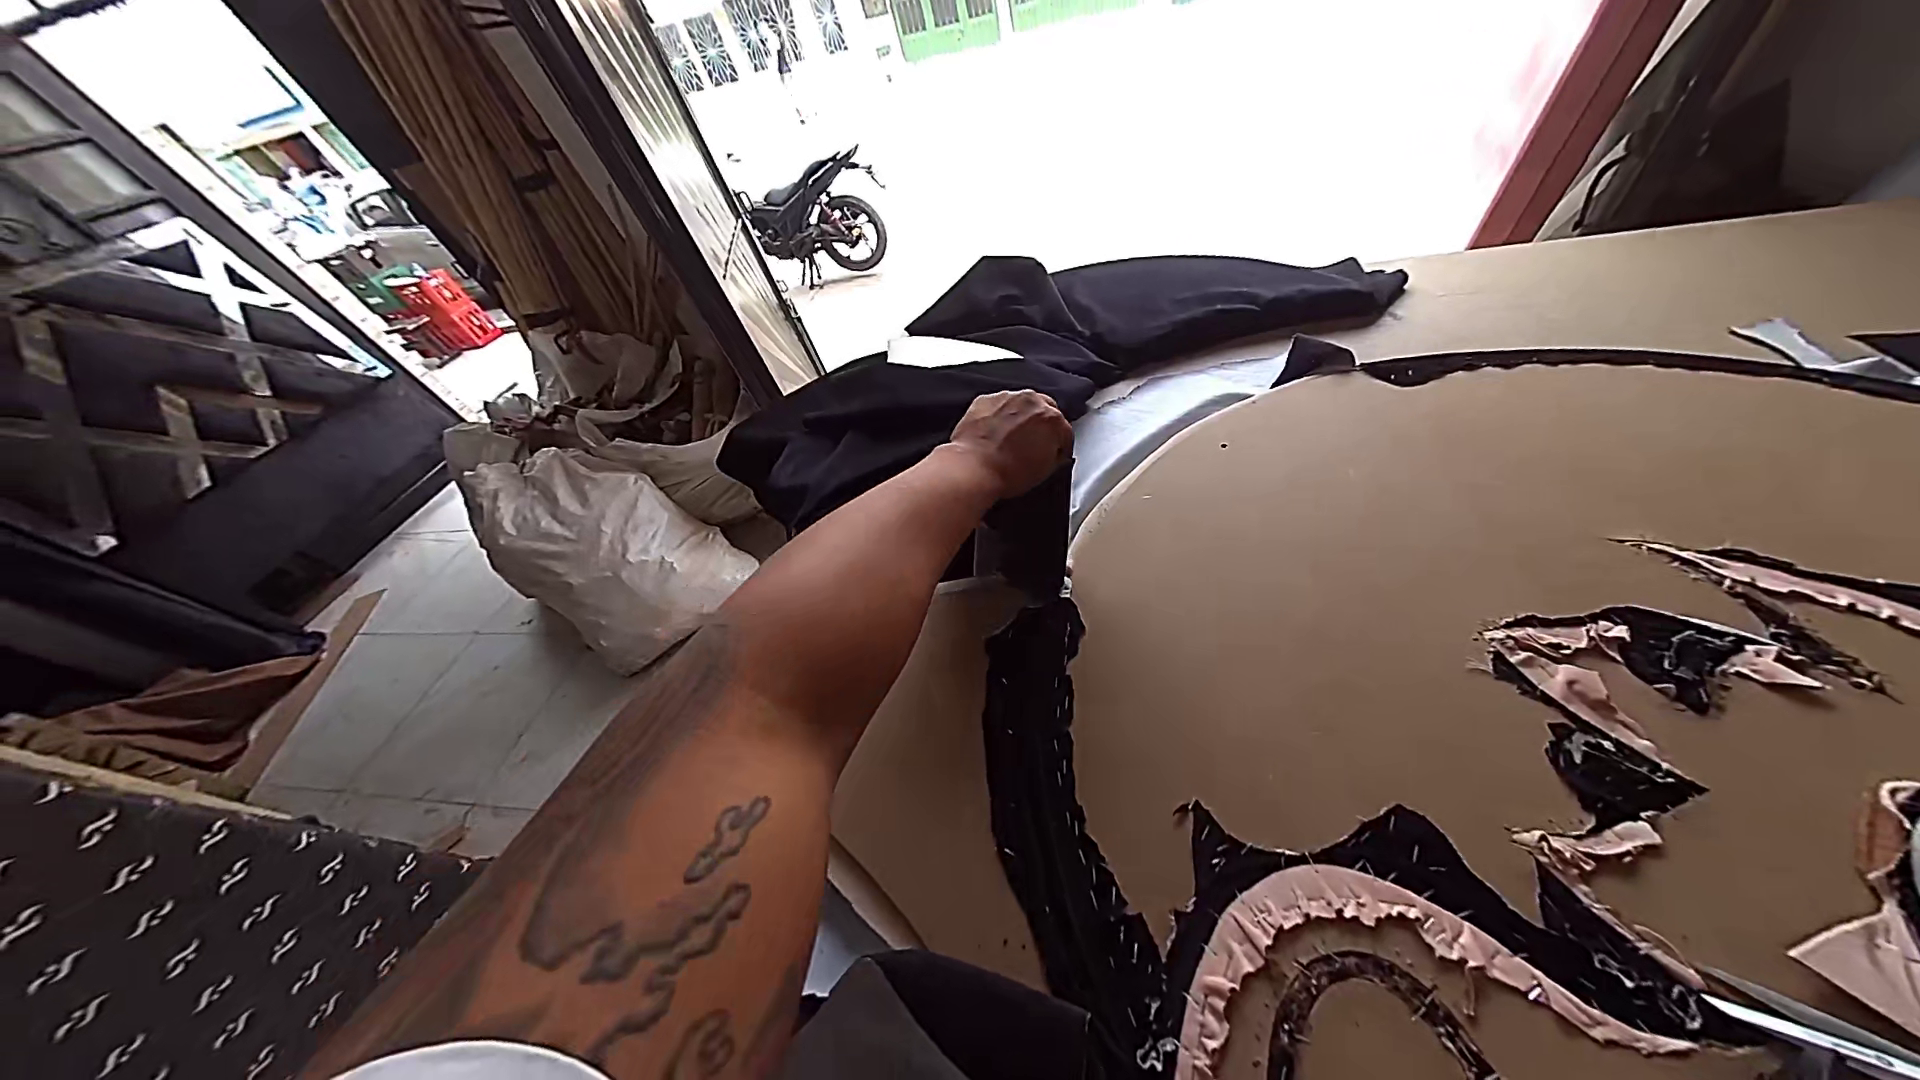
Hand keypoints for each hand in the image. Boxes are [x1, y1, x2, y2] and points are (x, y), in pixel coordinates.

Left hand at [946, 390, 1072, 498]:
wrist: (973, 469)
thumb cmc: (1006, 472)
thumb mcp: (1044, 471)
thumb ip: (1054, 455)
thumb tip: (1053, 453)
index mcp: (1052, 419)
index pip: (1064, 431)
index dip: (1060, 445)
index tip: (1054, 451)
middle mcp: (1031, 401)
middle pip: (1044, 409)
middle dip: (1041, 425)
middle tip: (1033, 443)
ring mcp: (1007, 398)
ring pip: (1020, 404)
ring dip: (1020, 417)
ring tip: (1010, 439)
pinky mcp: (985, 400)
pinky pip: (997, 405)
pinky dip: (998, 416)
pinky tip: (994, 433)